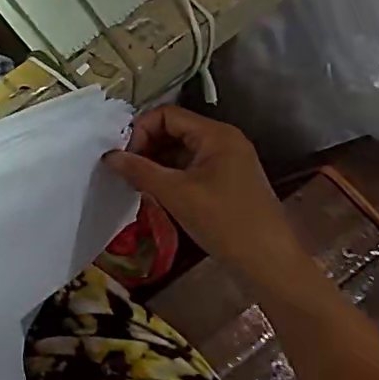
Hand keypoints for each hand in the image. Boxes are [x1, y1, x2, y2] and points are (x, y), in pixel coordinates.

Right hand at [104, 106, 310, 288]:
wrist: (269, 263)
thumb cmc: (223, 222)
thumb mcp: (175, 194)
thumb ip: (139, 170)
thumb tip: (109, 155)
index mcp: (216, 135)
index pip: (167, 115)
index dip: (140, 130)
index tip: (124, 156)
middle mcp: (224, 141)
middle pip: (173, 129)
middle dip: (146, 145)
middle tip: (126, 170)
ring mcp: (227, 161)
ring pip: (180, 149)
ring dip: (155, 161)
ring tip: (136, 182)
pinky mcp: (226, 180)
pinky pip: (190, 166)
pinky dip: (170, 174)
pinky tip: (155, 191)